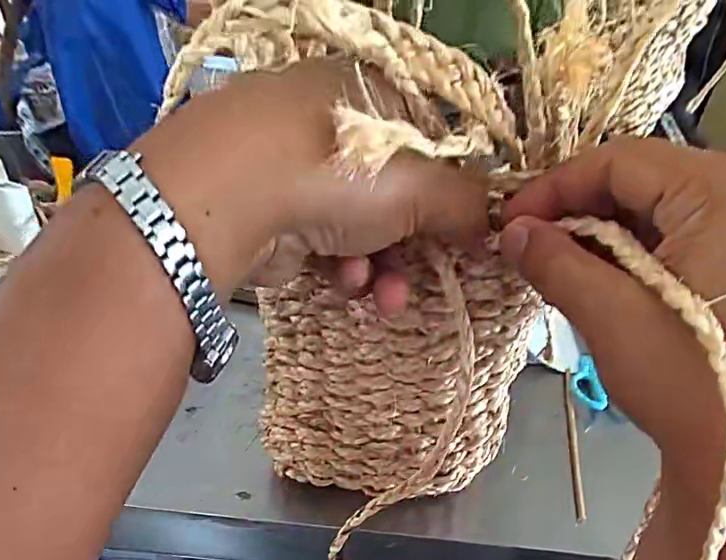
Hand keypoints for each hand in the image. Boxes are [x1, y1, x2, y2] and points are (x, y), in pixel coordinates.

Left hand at [133, 61, 488, 312]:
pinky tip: (344, 281)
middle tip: (432, 285)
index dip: (457, 203)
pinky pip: (330, 246)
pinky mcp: (280, 211)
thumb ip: (465, 205)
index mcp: (380, 96)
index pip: (438, 152)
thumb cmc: (340, 172)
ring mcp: (306, 168)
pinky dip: (344, 269)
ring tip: (383, 298)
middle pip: (401, 199)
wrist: (232, 196)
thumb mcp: (420, 185)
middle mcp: (343, 127)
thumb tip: (492, 226)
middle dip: (418, 252)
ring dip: (384, 271)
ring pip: (366, 231)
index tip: (468, 245)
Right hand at [499, 139, 725, 477]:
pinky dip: (628, 257)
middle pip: (642, 183)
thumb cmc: (680, 380)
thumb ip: (556, 262)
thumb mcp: (609, 315)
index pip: (624, 159)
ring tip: (555, 268)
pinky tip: (595, 282)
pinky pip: (673, 240)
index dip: (556, 186)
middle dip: (577, 214)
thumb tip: (511, 231)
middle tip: (528, 246)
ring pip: (654, 213)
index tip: (509, 219)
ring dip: (599, 238)